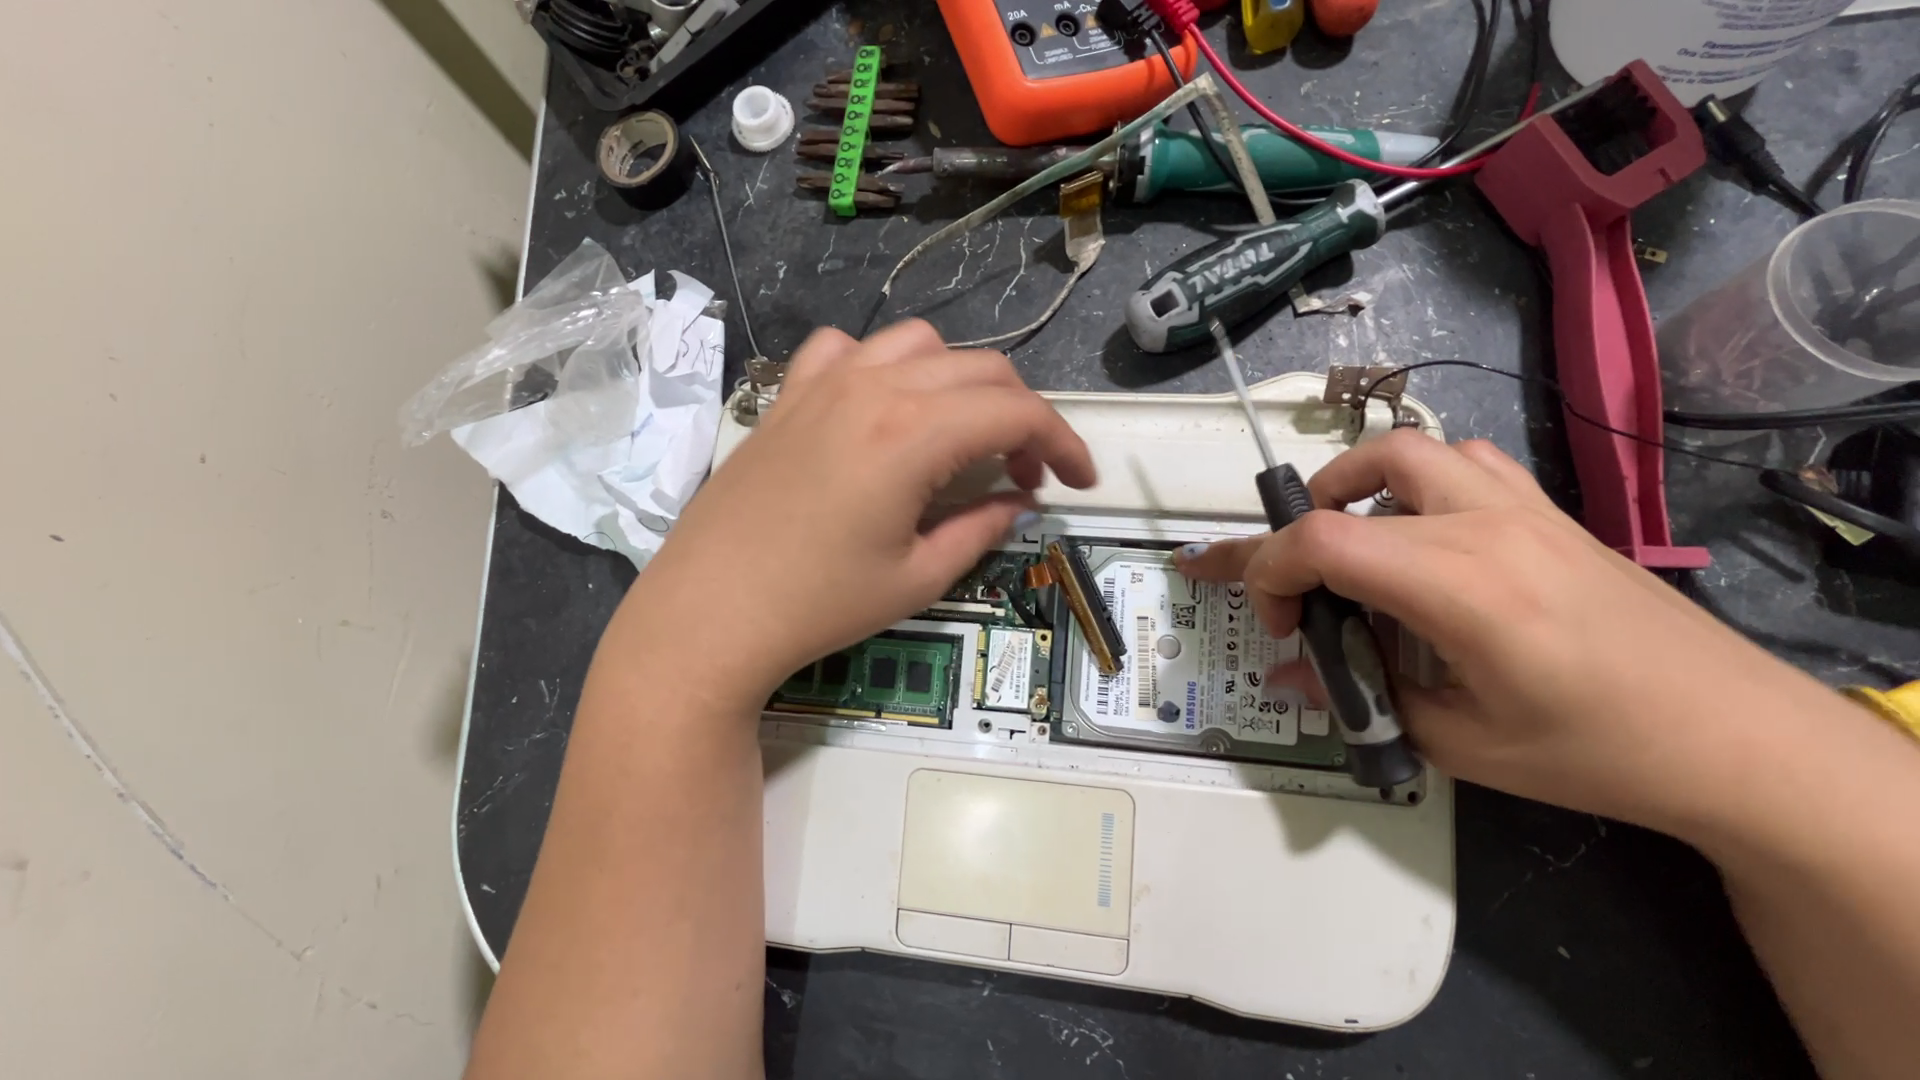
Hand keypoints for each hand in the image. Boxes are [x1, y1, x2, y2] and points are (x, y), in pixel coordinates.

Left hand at [614, 320, 1095, 700]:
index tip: (1080, 484)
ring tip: (962, 435)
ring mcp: (824, 383)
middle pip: (979, 369)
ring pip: (920, 344)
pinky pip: (846, 349)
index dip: (1063, 443)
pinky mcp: (787, 396)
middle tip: (1024, 476)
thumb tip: (1020, 500)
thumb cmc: (818, 606)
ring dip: (961, 381)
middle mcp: (874, 387)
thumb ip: (982, 528)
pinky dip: (882, 365)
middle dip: (1021, 417)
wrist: (709, 612)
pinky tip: (882, 406)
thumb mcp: (918, 578)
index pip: (1016, 412)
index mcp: (913, 433)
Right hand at [1177, 428, 1815, 832]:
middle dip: (1290, 539)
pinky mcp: (1550, 513)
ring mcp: (1522, 510)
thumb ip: (1360, 697)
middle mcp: (1483, 527)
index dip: (1268, 574)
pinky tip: (1421, 531)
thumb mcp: (1459, 743)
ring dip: (1351, 484)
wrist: (1739, 739)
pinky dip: (1416, 480)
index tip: (1281, 628)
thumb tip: (1286, 677)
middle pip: (1344, 493)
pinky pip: (1466, 463)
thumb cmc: (1595, 752)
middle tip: (1294, 594)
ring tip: (1342, 539)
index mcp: (1459, 587)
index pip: (1321, 540)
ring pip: (1407, 452)